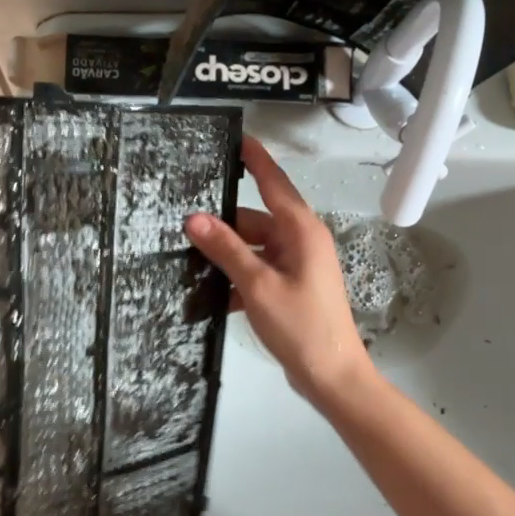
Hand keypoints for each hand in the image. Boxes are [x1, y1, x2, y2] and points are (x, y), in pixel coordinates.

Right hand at [184, 136, 375, 401]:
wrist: (332, 377)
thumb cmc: (300, 325)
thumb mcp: (257, 285)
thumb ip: (226, 249)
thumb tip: (194, 218)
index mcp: (301, 231)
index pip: (274, 183)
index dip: (255, 160)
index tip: (236, 138)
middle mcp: (301, 242)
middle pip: (255, 218)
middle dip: (223, 222)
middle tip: (182, 218)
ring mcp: (297, 266)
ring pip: (253, 247)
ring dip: (226, 253)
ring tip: (185, 255)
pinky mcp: (290, 288)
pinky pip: (257, 270)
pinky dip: (236, 277)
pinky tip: (208, 291)